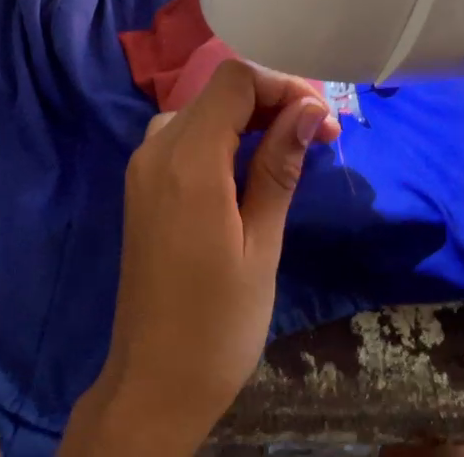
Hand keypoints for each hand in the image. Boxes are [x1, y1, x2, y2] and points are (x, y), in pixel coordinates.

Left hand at [61, 60, 340, 456]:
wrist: (153, 383)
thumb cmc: (218, 322)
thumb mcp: (261, 243)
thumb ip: (279, 166)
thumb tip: (309, 108)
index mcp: (187, 160)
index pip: (235, 80)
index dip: (283, 84)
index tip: (322, 119)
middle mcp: (156, 149)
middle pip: (218, 91)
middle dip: (272, 100)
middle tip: (319, 135)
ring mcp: (143, 167)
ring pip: (201, 110)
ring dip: (248, 118)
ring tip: (293, 149)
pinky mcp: (142, 186)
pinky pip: (184, 137)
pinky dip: (222, 136)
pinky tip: (251, 164)